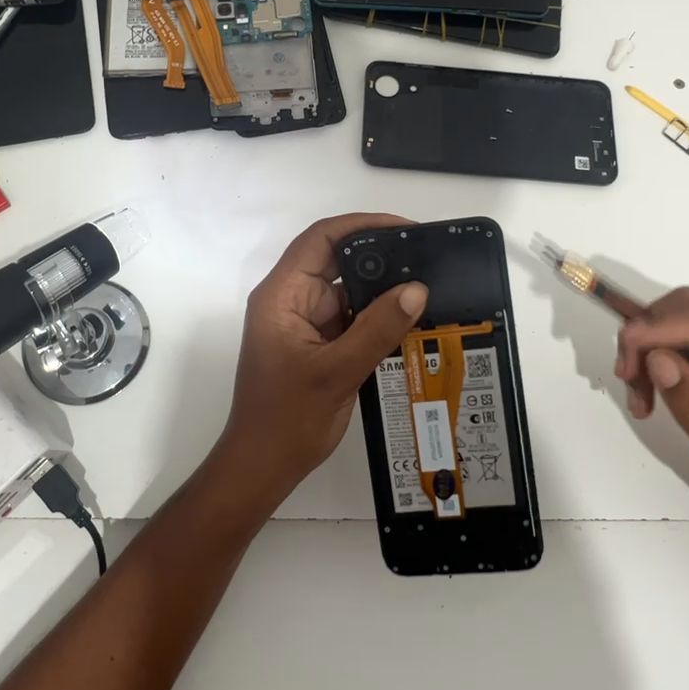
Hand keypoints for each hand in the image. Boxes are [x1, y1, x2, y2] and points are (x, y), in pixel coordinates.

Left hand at [215, 214, 428, 504]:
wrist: (264, 464)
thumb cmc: (287, 418)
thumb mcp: (336, 372)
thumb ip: (377, 329)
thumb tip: (416, 290)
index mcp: (282, 295)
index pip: (320, 239)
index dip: (361, 225)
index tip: (404, 227)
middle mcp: (292, 300)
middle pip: (336, 260)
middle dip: (379, 255)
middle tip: (424, 255)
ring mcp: (305, 321)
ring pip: (348, 289)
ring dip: (381, 287)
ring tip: (424, 283)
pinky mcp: (319, 342)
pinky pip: (351, 316)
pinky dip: (377, 314)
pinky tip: (408, 315)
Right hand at [616, 287, 688, 529]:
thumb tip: (659, 358)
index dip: (679, 325)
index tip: (632, 339)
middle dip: (656, 332)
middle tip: (625, 373)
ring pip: (688, 314)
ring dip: (651, 341)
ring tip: (635, 387)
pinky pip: (684, 329)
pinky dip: (655, 349)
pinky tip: (645, 384)